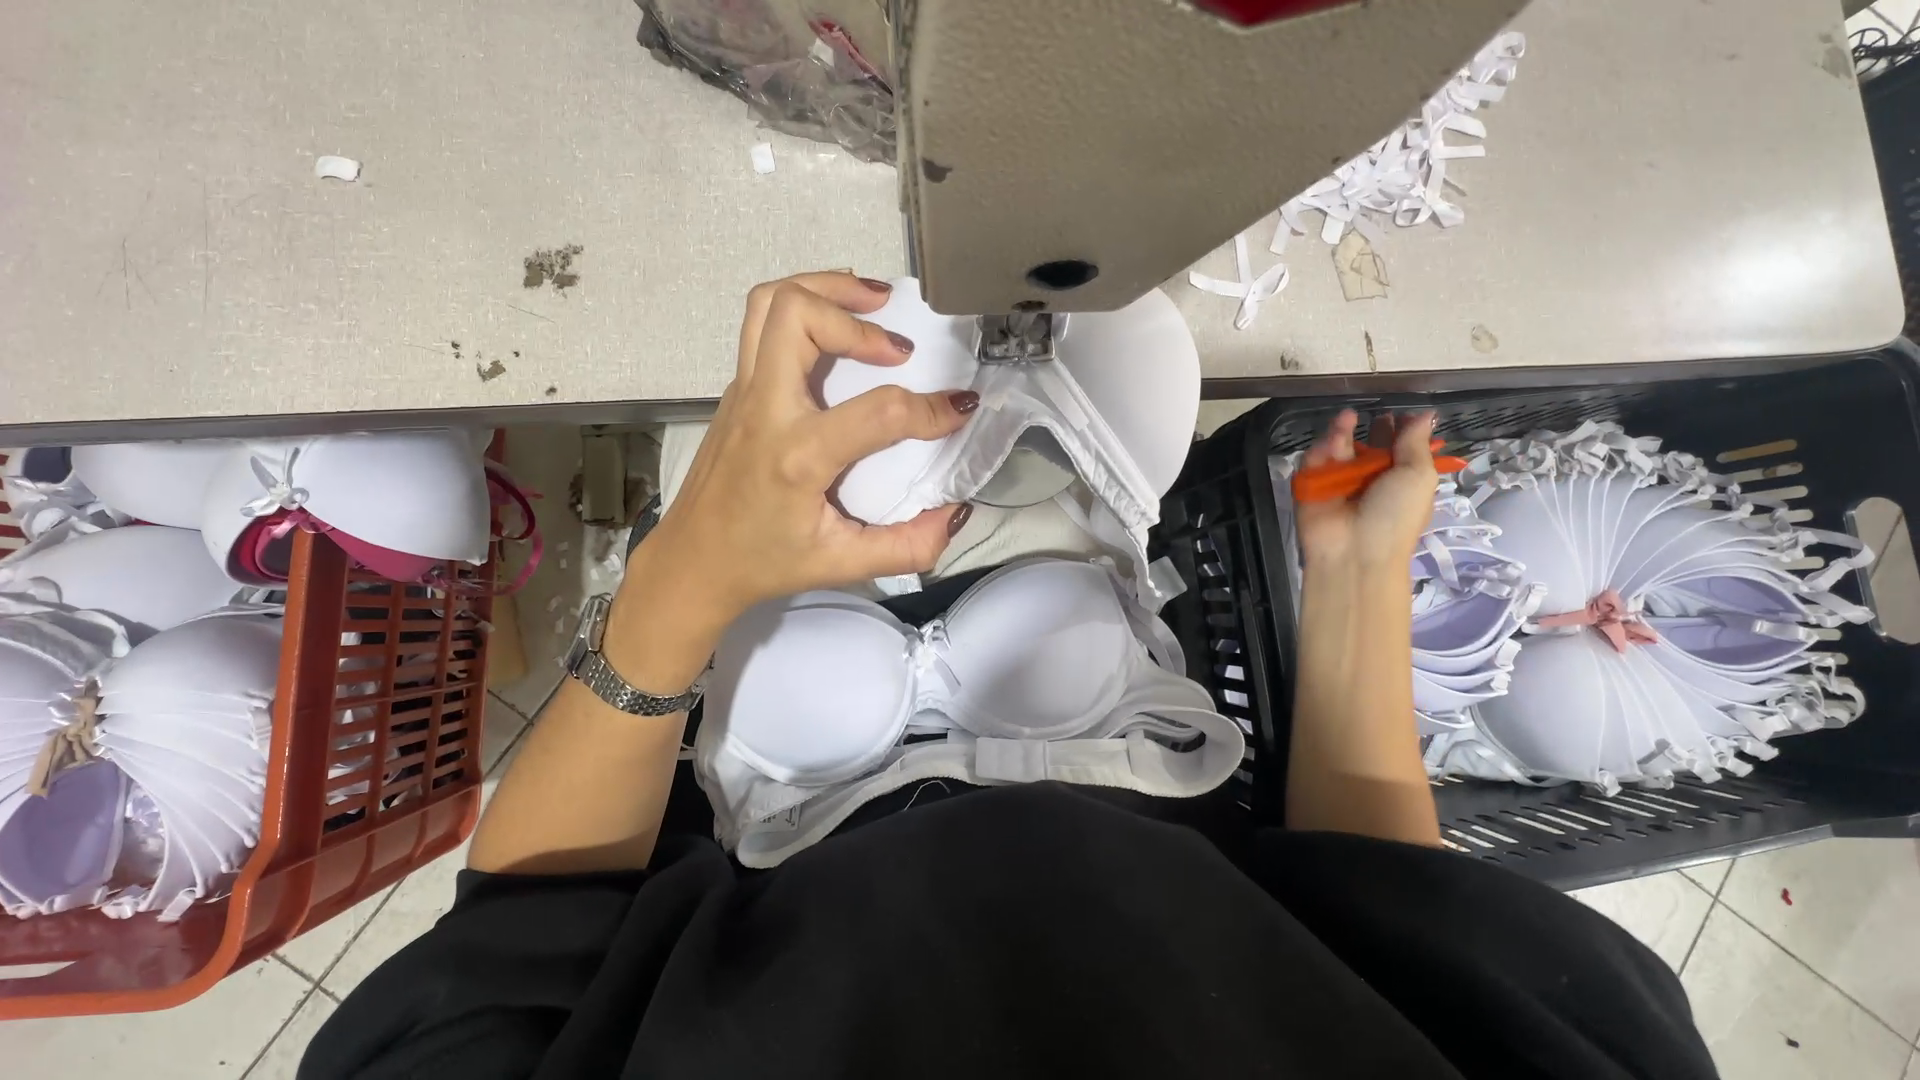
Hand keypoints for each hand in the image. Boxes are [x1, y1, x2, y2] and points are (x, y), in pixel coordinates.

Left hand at [631, 271, 975, 627]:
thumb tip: (955, 512)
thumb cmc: (765, 561)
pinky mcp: (738, 389)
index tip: (959, 408)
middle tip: (899, 342)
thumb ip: (907, 546)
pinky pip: (764, 325)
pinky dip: (806, 310)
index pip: (878, 412)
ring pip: (769, 303)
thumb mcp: (842, 564)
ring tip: (870, 304)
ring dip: (824, 290)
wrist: (694, 560)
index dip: (930, 409)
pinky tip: (838, 332)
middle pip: (797, 315)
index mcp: (797, 456)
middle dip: (855, 312)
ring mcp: (744, 392)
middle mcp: (765, 409)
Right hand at [1295, 409, 1437, 568]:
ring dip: (1342, 432)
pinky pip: (1313, 460)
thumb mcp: (1418, 477)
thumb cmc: (1395, 515)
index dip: (1401, 429)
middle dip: (1371, 427)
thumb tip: (1427, 414)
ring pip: (1339, 447)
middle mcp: (1369, 480)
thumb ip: (1417, 443)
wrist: (1354, 551)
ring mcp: (1338, 482)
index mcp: (1399, 479)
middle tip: (1370, 414)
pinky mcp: (1310, 485)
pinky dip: (1321, 451)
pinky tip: (1331, 444)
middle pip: (1369, 444)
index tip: (1400, 412)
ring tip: (1347, 418)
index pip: (1400, 447)